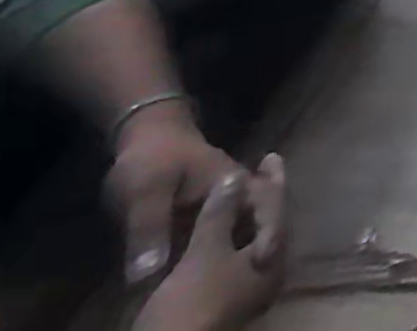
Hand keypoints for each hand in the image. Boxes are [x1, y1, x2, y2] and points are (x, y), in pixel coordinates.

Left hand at [134, 154, 286, 330]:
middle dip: (268, 245)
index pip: (267, 203)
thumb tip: (148, 276)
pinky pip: (226, 237)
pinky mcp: (208, 216)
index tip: (265, 259)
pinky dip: (228, 255)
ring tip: (247, 281)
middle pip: (265, 218)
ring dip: (248, 252)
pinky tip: (216, 278)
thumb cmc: (154, 160)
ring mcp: (225, 204)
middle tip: (262, 275)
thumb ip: (148, 232)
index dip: (271, 230)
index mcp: (234, 183)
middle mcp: (239, 193)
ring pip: (247, 230)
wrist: (148, 135)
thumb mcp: (145, 193)